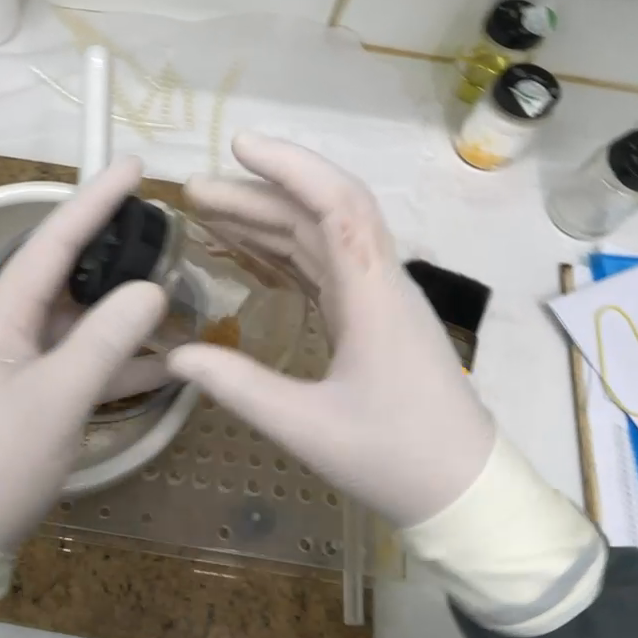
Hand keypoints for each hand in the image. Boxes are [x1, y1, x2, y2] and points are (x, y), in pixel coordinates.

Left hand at [0, 158, 169, 637]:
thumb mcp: (55, 400)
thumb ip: (106, 341)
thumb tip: (153, 290)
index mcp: (2, 315)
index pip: (53, 242)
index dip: (94, 200)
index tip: (133, 166)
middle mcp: (10, 328)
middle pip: (70, 276)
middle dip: (119, 254)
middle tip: (168, 237)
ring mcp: (22, 363)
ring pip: (82, 322)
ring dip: (127, 314)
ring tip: (180, 301)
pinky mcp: (34, 395)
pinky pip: (83, 362)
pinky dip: (120, 360)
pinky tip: (164, 363)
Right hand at [165, 134, 493, 528]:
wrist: (463, 491)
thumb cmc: (394, 457)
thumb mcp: (306, 427)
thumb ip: (238, 387)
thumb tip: (174, 354)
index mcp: (373, 294)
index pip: (336, 204)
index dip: (289, 166)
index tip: (238, 147)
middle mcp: (378, 281)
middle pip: (318, 214)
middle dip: (256, 195)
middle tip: (193, 192)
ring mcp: (377, 298)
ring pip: (319, 238)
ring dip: (266, 220)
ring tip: (207, 214)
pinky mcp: (370, 318)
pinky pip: (322, 267)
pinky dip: (282, 252)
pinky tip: (248, 253)